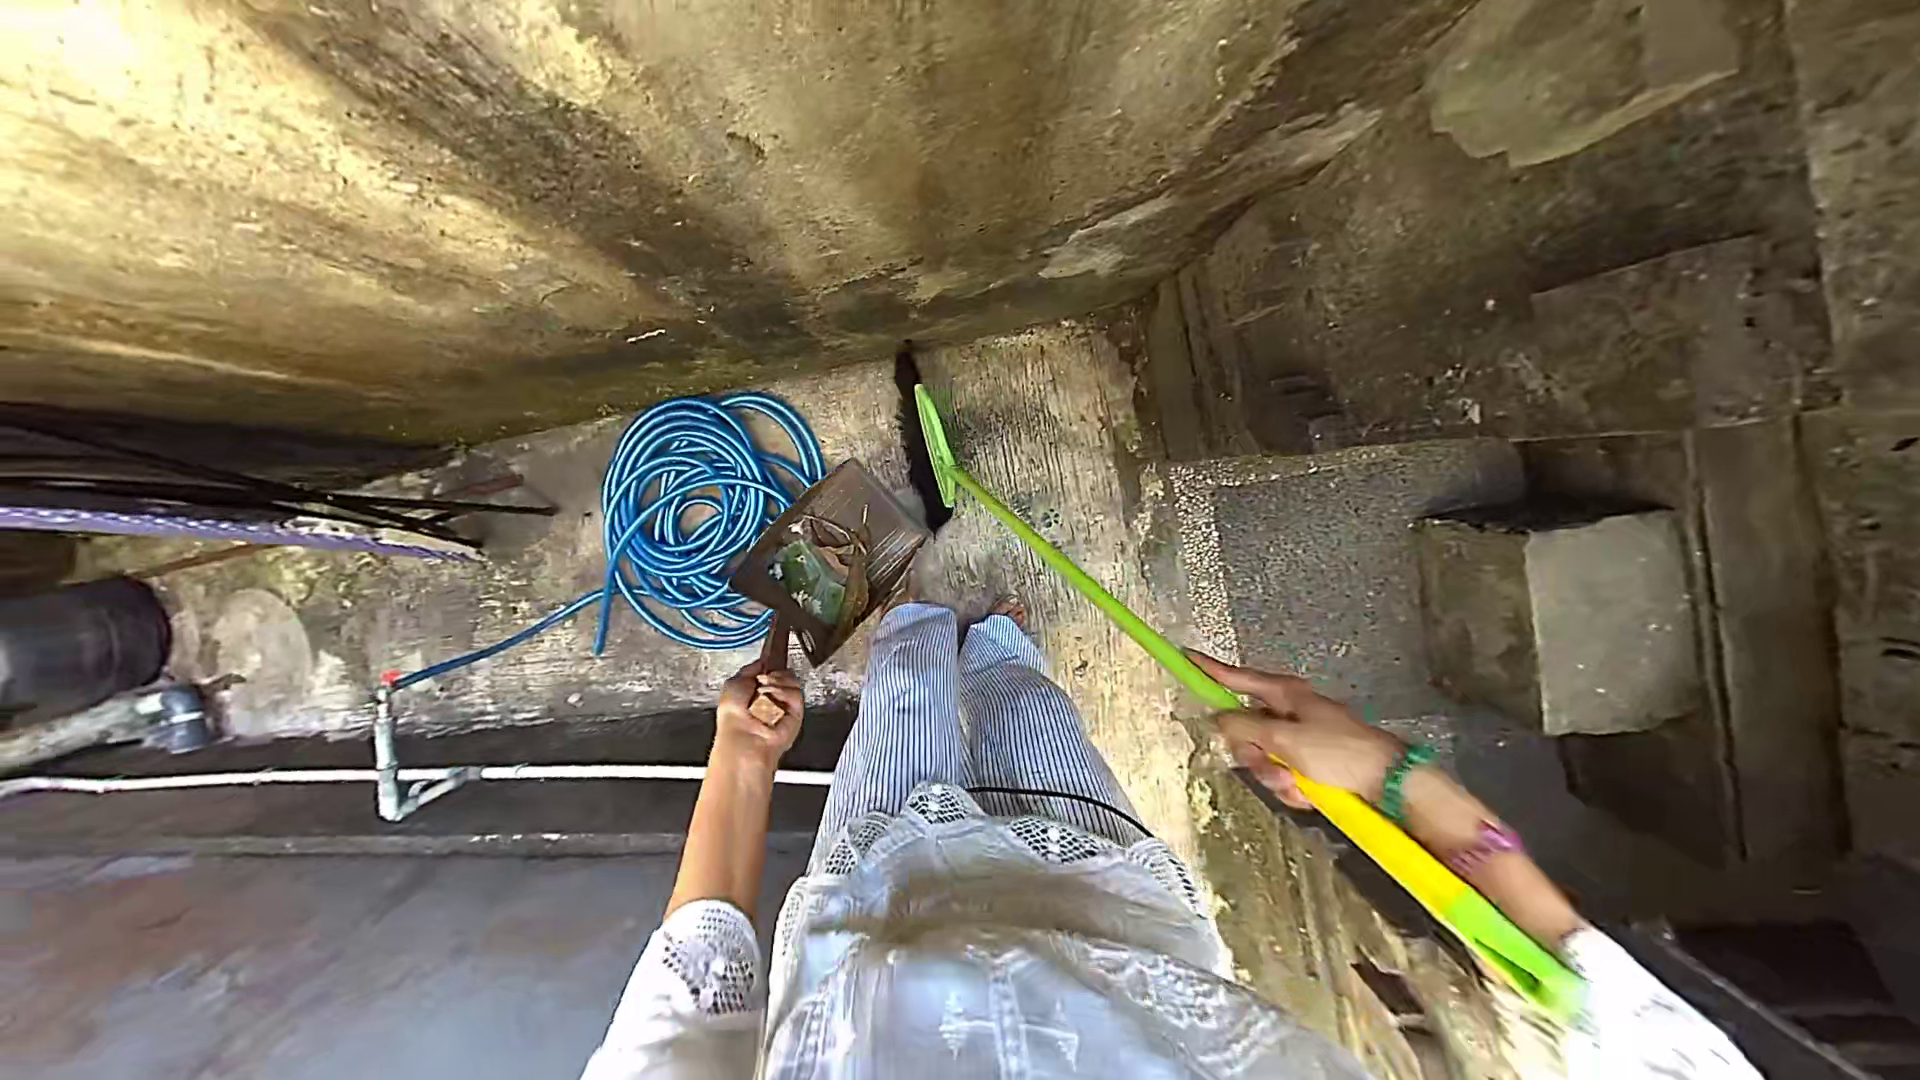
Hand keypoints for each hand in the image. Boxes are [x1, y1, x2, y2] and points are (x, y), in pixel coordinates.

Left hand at [713, 660, 803, 770]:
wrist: (743, 735)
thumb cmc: (733, 715)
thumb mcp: (734, 683)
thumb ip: (750, 668)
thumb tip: (762, 660)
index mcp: (757, 692)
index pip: (772, 671)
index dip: (771, 665)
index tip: (769, 661)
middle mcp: (773, 698)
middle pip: (785, 673)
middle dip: (774, 672)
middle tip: (764, 679)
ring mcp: (785, 705)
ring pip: (792, 680)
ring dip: (778, 681)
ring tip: (766, 690)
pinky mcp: (797, 712)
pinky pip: (796, 692)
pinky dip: (784, 691)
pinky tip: (774, 696)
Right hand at [1189, 652, 1402, 809]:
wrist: (1391, 784)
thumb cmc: (1340, 751)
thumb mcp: (1284, 738)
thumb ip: (1244, 728)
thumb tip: (1219, 721)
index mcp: (1283, 694)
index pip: (1235, 677)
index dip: (1208, 668)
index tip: (1185, 656)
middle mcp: (1288, 711)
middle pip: (1244, 727)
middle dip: (1253, 754)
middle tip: (1269, 767)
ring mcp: (1299, 737)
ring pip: (1261, 755)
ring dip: (1273, 775)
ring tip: (1296, 785)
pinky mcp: (1310, 762)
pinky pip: (1281, 773)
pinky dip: (1290, 787)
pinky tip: (1307, 794)